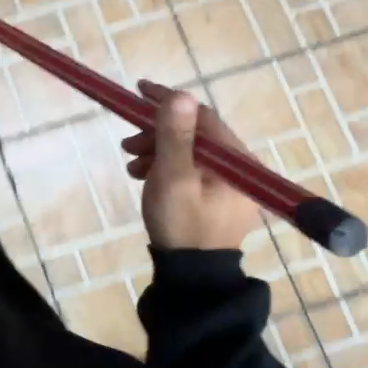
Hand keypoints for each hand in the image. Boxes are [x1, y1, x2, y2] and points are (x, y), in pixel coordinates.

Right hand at [121, 81, 258, 251]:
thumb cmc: (182, 222)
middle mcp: (240, 169)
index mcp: (238, 163)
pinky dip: (164, 165)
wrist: (193, 275)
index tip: (138, 92)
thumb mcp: (173, 177)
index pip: (203, 117)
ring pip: (189, 150)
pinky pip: (189, 167)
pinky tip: (143, 175)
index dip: (169, 101)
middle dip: (156, 132)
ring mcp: (229, 184)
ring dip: (156, 150)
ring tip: (131, 164)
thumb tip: (182, 94)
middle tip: (127, 143)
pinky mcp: (217, 197)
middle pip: (195, 133)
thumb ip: (175, 136)